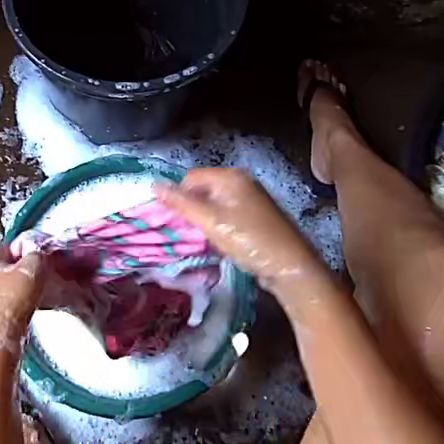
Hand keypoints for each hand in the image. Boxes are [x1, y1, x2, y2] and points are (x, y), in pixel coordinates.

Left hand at [0, 247, 45, 354]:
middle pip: (5, 268)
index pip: (8, 248)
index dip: (27, 254)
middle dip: (22, 273)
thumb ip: (37, 254)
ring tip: (33, 296)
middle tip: (37, 279)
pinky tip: (24, 310)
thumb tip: (38, 253)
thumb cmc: (13, 300)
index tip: (39, 262)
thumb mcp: (34, 267)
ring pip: (4, 287)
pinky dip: (13, 305)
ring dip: (18, 290)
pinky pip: (2, 304)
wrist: (1, 336)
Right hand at [155, 168, 329, 294]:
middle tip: (186, 232)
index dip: (178, 197)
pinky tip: (220, 243)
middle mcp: (241, 182)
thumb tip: (153, 186)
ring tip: (203, 239)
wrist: (290, 267)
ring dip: (203, 221)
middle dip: (190, 210)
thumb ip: (180, 203)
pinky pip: (226, 215)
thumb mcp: (209, 221)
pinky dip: (218, 227)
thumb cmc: (248, 240)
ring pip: (213, 205)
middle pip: (201, 190)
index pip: (189, 178)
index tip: (173, 221)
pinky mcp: (255, 216)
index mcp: (230, 176)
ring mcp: (250, 199)